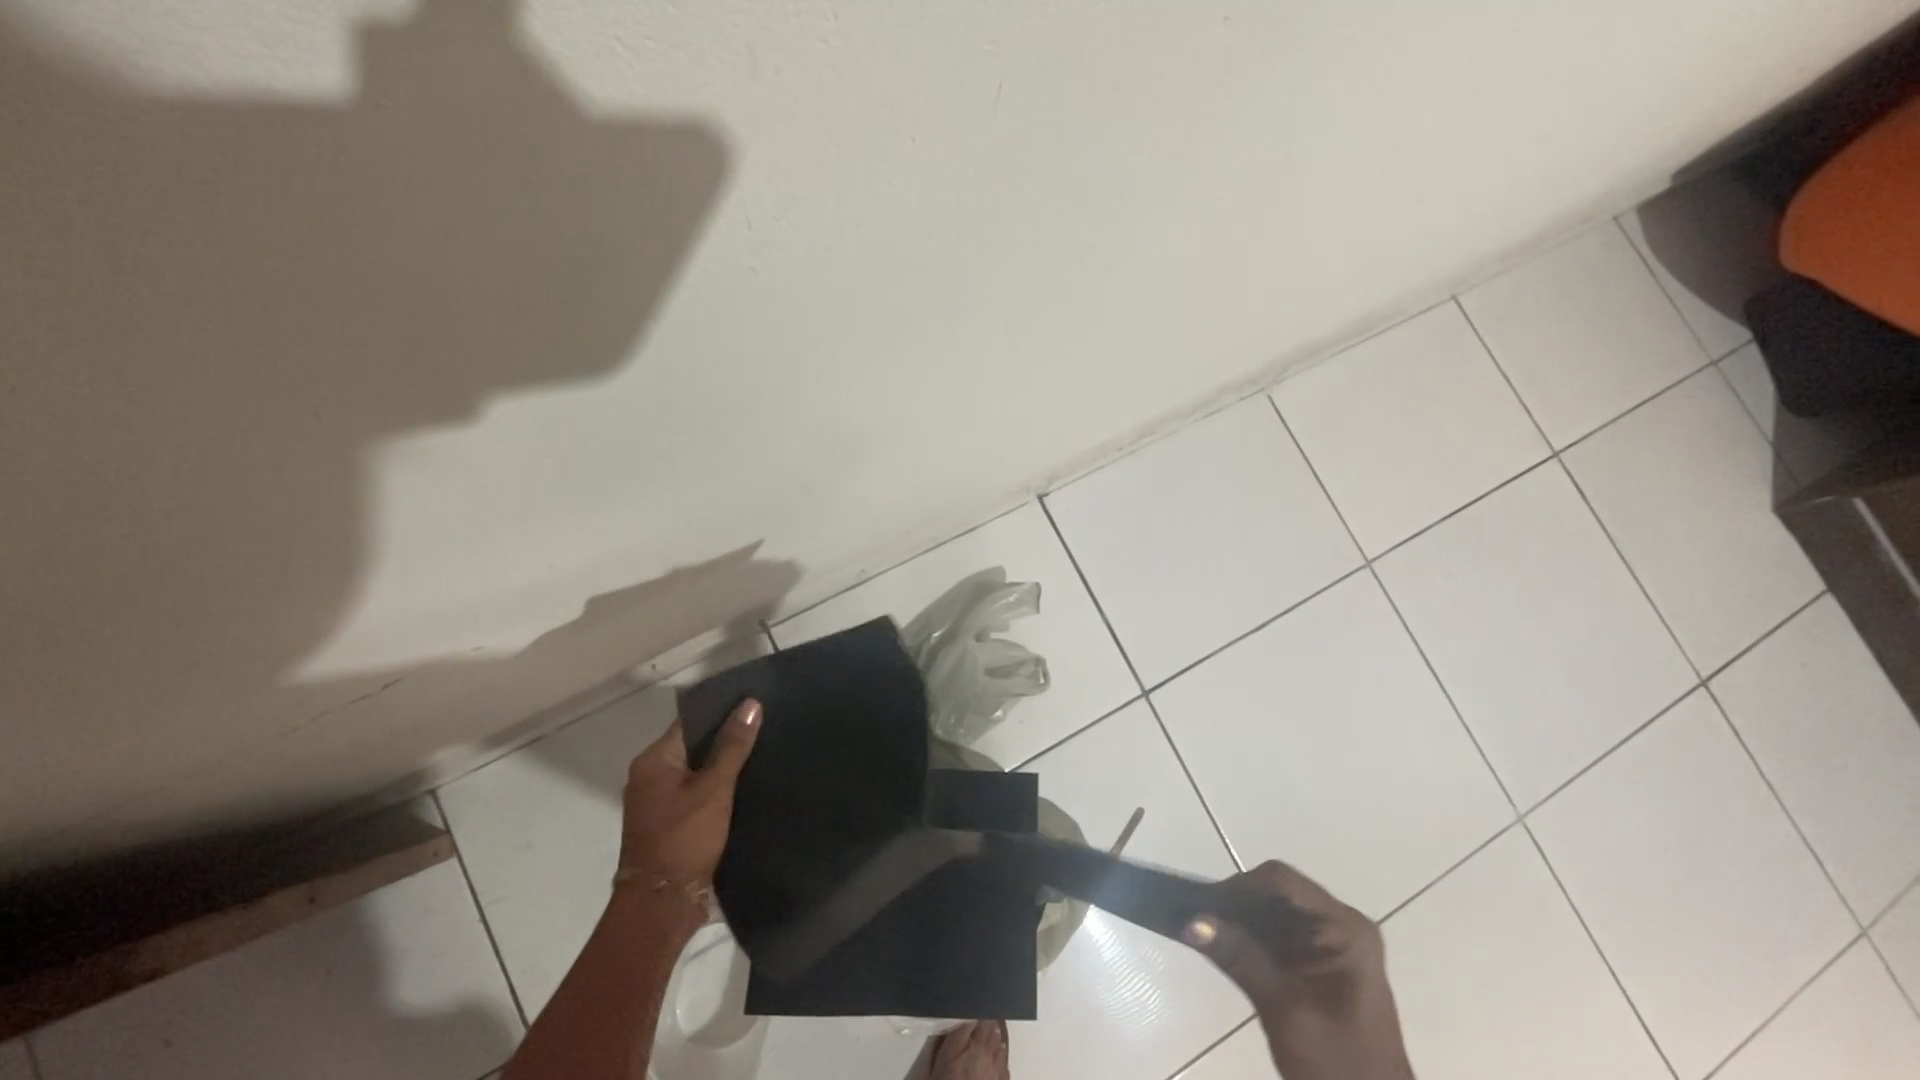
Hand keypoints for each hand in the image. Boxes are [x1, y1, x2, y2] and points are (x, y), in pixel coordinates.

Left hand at [617, 698, 762, 886]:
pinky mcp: (670, 827)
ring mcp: (657, 805)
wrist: (662, 905)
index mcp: (652, 761)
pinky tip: (747, 791)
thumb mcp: (714, 789)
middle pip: (693, 748)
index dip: (721, 713)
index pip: (690, 723)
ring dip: (722, 770)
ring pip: (696, 774)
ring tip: (763, 756)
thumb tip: (750, 703)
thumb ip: (733, 746)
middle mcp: (649, 777)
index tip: (754, 706)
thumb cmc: (684, 839)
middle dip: (725, 742)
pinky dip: (717, 793)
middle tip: (767, 730)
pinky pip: (696, 798)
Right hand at [1185, 862, 1413, 1079]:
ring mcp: (1332, 945)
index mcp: (1345, 929)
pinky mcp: (1320, 965)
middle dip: (1236, 904)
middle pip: (1277, 893)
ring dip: (1240, 921)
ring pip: (1274, 913)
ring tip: (1202, 933)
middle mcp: (1341, 926)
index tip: (1200, 907)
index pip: (1281, 882)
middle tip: (1195, 921)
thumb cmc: (1337, 1065)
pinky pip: (1278, 936)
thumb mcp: (1285, 1009)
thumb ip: (1240, 958)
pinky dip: (1250, 940)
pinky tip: (1224, 950)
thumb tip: (1191, 921)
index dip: (1238, 888)